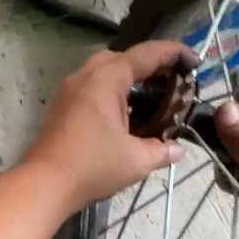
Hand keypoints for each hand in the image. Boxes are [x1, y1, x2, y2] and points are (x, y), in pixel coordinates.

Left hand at [24, 41, 193, 208]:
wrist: (44, 184)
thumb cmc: (92, 166)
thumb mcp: (136, 160)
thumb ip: (161, 150)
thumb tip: (178, 150)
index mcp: (106, 78)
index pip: (146, 54)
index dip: (174, 53)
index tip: (194, 60)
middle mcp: (85, 76)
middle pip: (122, 59)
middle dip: (149, 66)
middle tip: (170, 81)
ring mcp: (69, 92)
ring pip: (103, 74)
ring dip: (128, 82)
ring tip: (150, 100)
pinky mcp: (61, 109)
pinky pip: (91, 90)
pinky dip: (111, 95)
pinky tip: (124, 116)